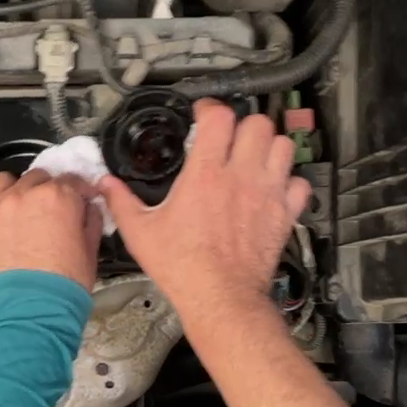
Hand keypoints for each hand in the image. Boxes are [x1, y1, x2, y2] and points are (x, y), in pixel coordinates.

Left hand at [0, 169, 102, 286]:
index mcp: (58, 197)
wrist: (29, 312)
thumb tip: (89, 206)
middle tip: (46, 214)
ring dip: (10, 192)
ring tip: (13, 214)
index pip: (71, 181)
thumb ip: (90, 222)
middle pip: (36, 178)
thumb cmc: (64, 287)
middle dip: (44, 192)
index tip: (77, 202)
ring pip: (1, 182)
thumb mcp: (90, 253)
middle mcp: (24, 194)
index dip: (76, 192)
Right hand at [99, 100, 309, 328]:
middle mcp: (240, 177)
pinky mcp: (284, 215)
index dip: (210, 108)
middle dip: (242, 125)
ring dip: (269, 147)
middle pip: (257, 123)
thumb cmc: (184, 268)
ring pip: (284, 145)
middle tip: (230, 137)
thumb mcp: (140, 233)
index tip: (203, 114)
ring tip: (254, 157)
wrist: (220, 297)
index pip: (219, 116)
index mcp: (205, 174)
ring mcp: (267, 193)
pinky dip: (290, 182)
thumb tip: (107, 186)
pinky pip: (299, 183)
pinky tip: (274, 189)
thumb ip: (121, 202)